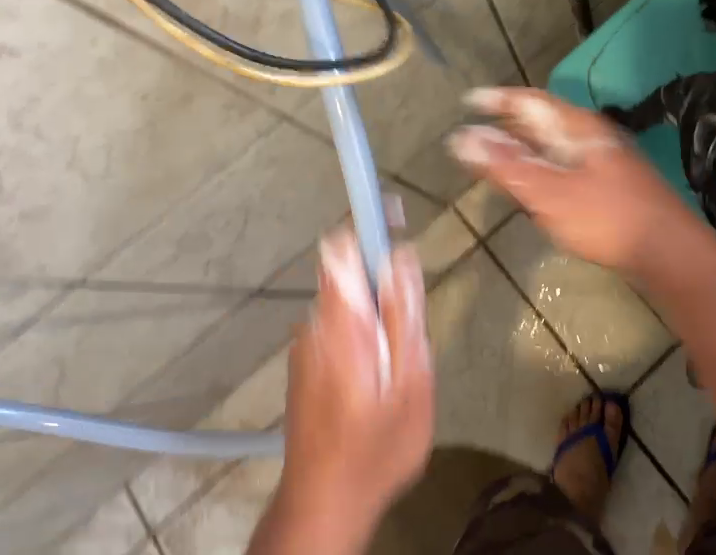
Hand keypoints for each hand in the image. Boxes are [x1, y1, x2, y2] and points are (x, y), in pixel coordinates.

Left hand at [276, 231, 433, 537]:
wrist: (323, 504)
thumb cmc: (378, 445)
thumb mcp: (412, 380)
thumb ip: (405, 314)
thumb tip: (400, 255)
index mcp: (342, 318)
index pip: (344, 243)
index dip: (369, 220)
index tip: (396, 212)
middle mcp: (314, 322)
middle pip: (346, 271)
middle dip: (381, 280)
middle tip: (411, 319)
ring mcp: (304, 344)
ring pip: (343, 301)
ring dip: (372, 312)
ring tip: (396, 362)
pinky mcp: (303, 364)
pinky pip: (336, 327)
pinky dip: (359, 334)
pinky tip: (375, 378)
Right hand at [448, 87, 702, 277]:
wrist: (669, 252)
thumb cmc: (606, 218)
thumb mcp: (549, 193)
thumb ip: (506, 166)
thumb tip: (461, 137)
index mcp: (578, 128)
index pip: (531, 102)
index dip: (500, 99)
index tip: (470, 100)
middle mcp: (593, 136)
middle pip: (545, 121)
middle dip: (511, 123)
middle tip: (479, 129)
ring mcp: (606, 160)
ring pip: (557, 144)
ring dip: (527, 146)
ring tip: (500, 156)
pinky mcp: (612, 185)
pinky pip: (567, 165)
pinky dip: (544, 167)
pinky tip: (538, 188)